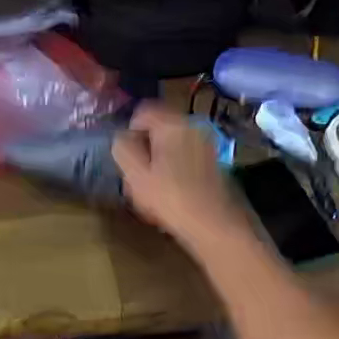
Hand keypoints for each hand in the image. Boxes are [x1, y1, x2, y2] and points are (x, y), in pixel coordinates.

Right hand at [112, 103, 252, 244]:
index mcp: (172, 123)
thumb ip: (123, 148)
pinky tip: (171, 202)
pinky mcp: (214, 168)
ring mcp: (207, 148)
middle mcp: (193, 128)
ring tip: (152, 198)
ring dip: (157, 170)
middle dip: (144, 156)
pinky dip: (174, 178)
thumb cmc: (171, 198)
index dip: (129, 134)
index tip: (127, 160)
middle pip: (158, 134)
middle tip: (137, 183)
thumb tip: (123, 138)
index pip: (142, 112)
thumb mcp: (136, 174)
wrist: (216, 226)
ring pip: (171, 152)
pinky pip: (185, 165)